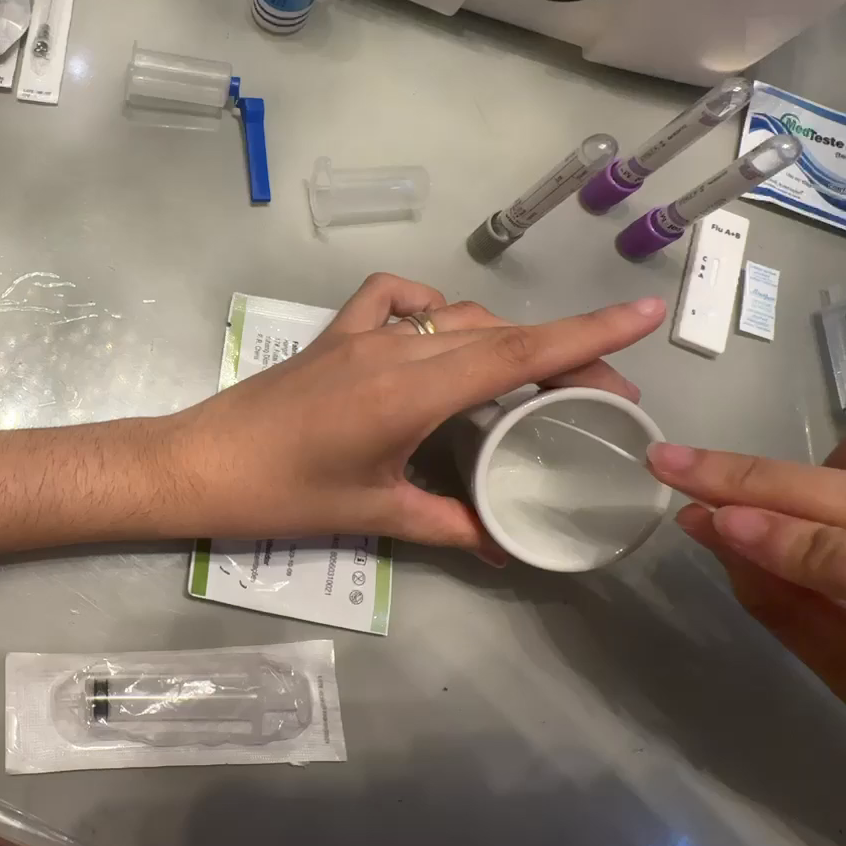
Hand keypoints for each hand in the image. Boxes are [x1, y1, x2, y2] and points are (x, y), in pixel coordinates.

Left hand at [166, 273, 664, 563]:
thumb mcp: (373, 514)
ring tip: (529, 374)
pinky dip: (426, 305)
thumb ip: (447, 524)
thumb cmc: (282, 495)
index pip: (516, 355)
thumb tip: (502, 545)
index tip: (645, 313)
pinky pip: (390, 299)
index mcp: (409, 393)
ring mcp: (357, 336)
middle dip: (558, 354)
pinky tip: (435, 333)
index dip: (586, 334)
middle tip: (600, 392)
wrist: (200, 464)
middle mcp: (391, 351)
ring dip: (499, 335)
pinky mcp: (330, 337)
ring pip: (451, 317)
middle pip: (495, 335)